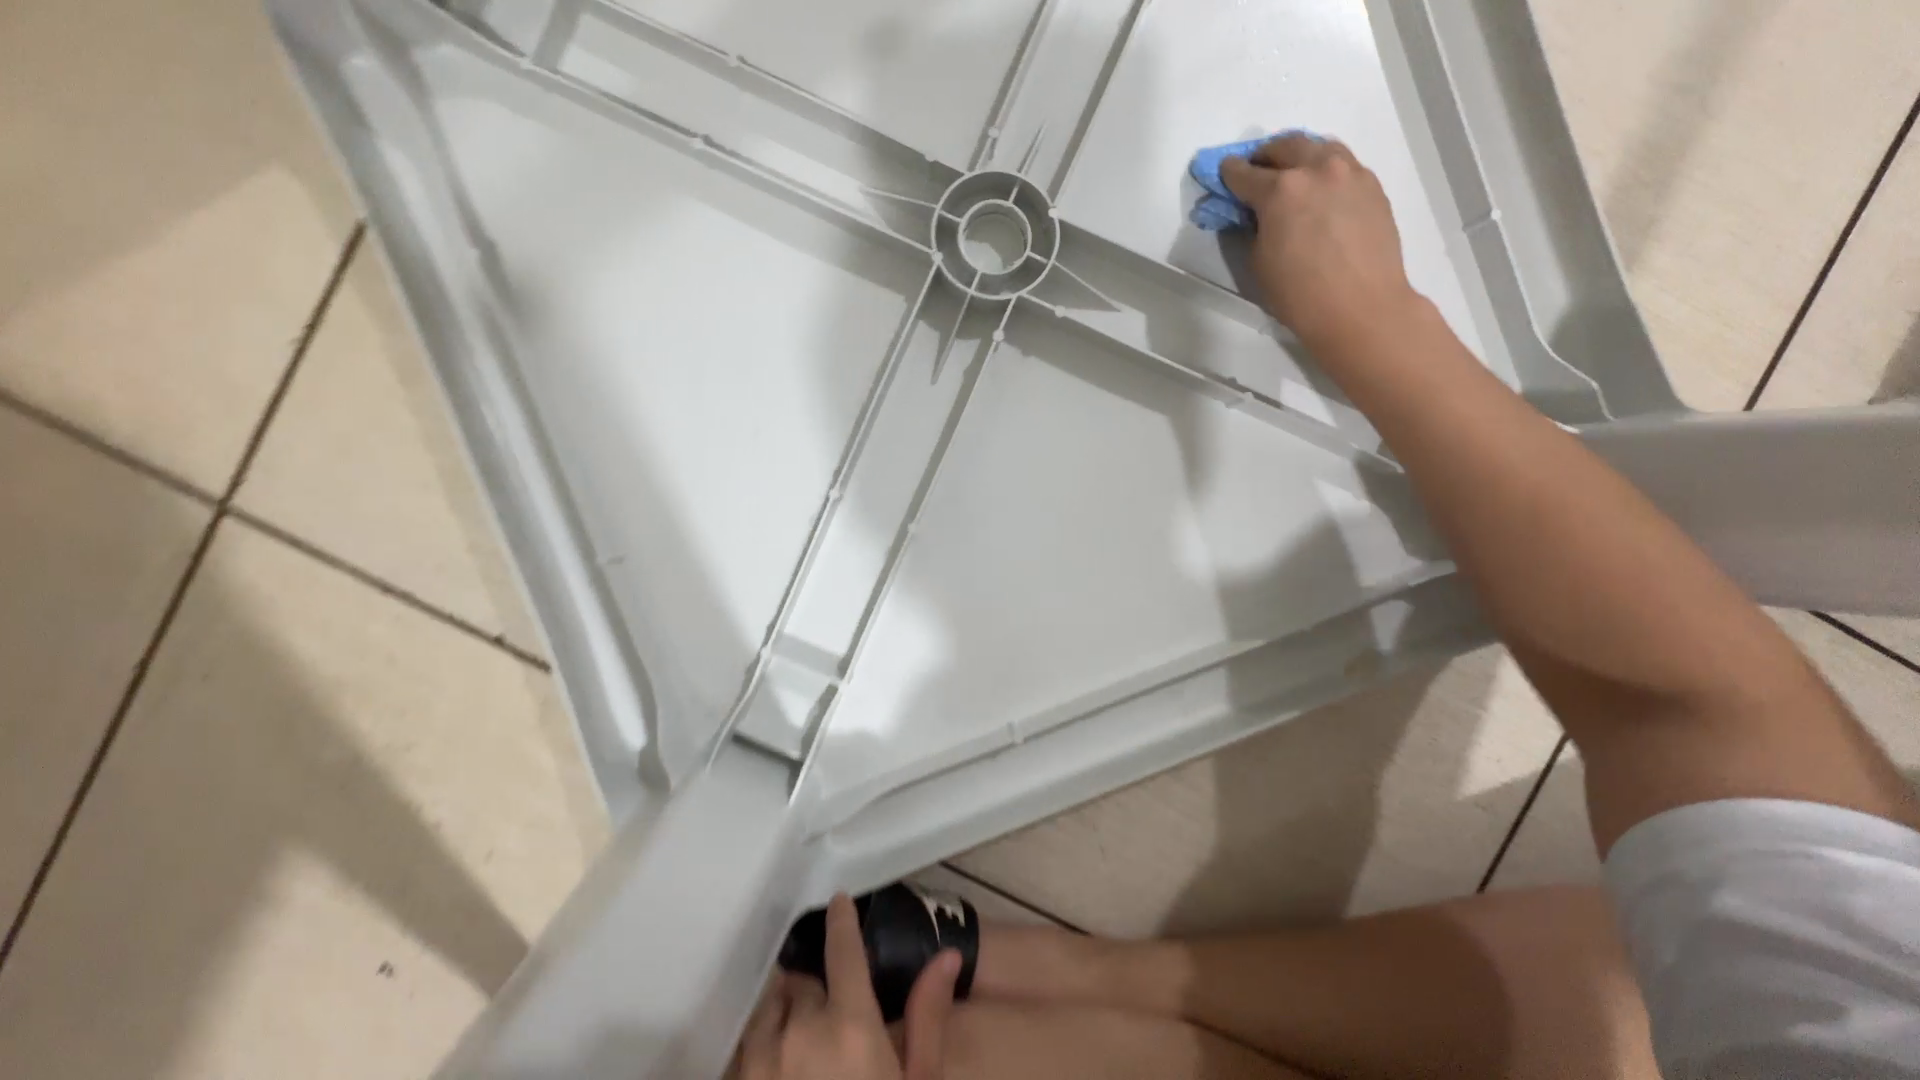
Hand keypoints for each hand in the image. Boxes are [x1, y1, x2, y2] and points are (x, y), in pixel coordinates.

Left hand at [735, 894, 962, 1079]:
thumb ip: (927, 1018)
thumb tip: (946, 956)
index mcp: (850, 1027)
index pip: (842, 951)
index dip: (841, 922)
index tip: (838, 903)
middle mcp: (799, 1032)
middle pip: (801, 981)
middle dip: (815, 990)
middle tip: (832, 1016)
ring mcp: (759, 1061)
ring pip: (768, 1008)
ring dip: (784, 1013)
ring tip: (802, 1041)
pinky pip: (745, 1044)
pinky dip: (761, 1043)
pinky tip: (780, 1065)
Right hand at [1220, 133, 1421, 351]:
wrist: (1362, 308)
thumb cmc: (1300, 294)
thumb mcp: (1259, 262)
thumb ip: (1254, 227)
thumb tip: (1255, 214)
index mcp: (1280, 190)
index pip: (1244, 173)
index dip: (1229, 175)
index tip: (1224, 176)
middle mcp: (1317, 169)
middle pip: (1286, 146)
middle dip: (1265, 156)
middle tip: (1257, 171)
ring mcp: (1350, 173)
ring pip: (1320, 147)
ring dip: (1300, 155)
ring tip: (1294, 174)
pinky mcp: (1373, 186)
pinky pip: (1344, 165)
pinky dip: (1327, 170)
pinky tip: (1323, 192)